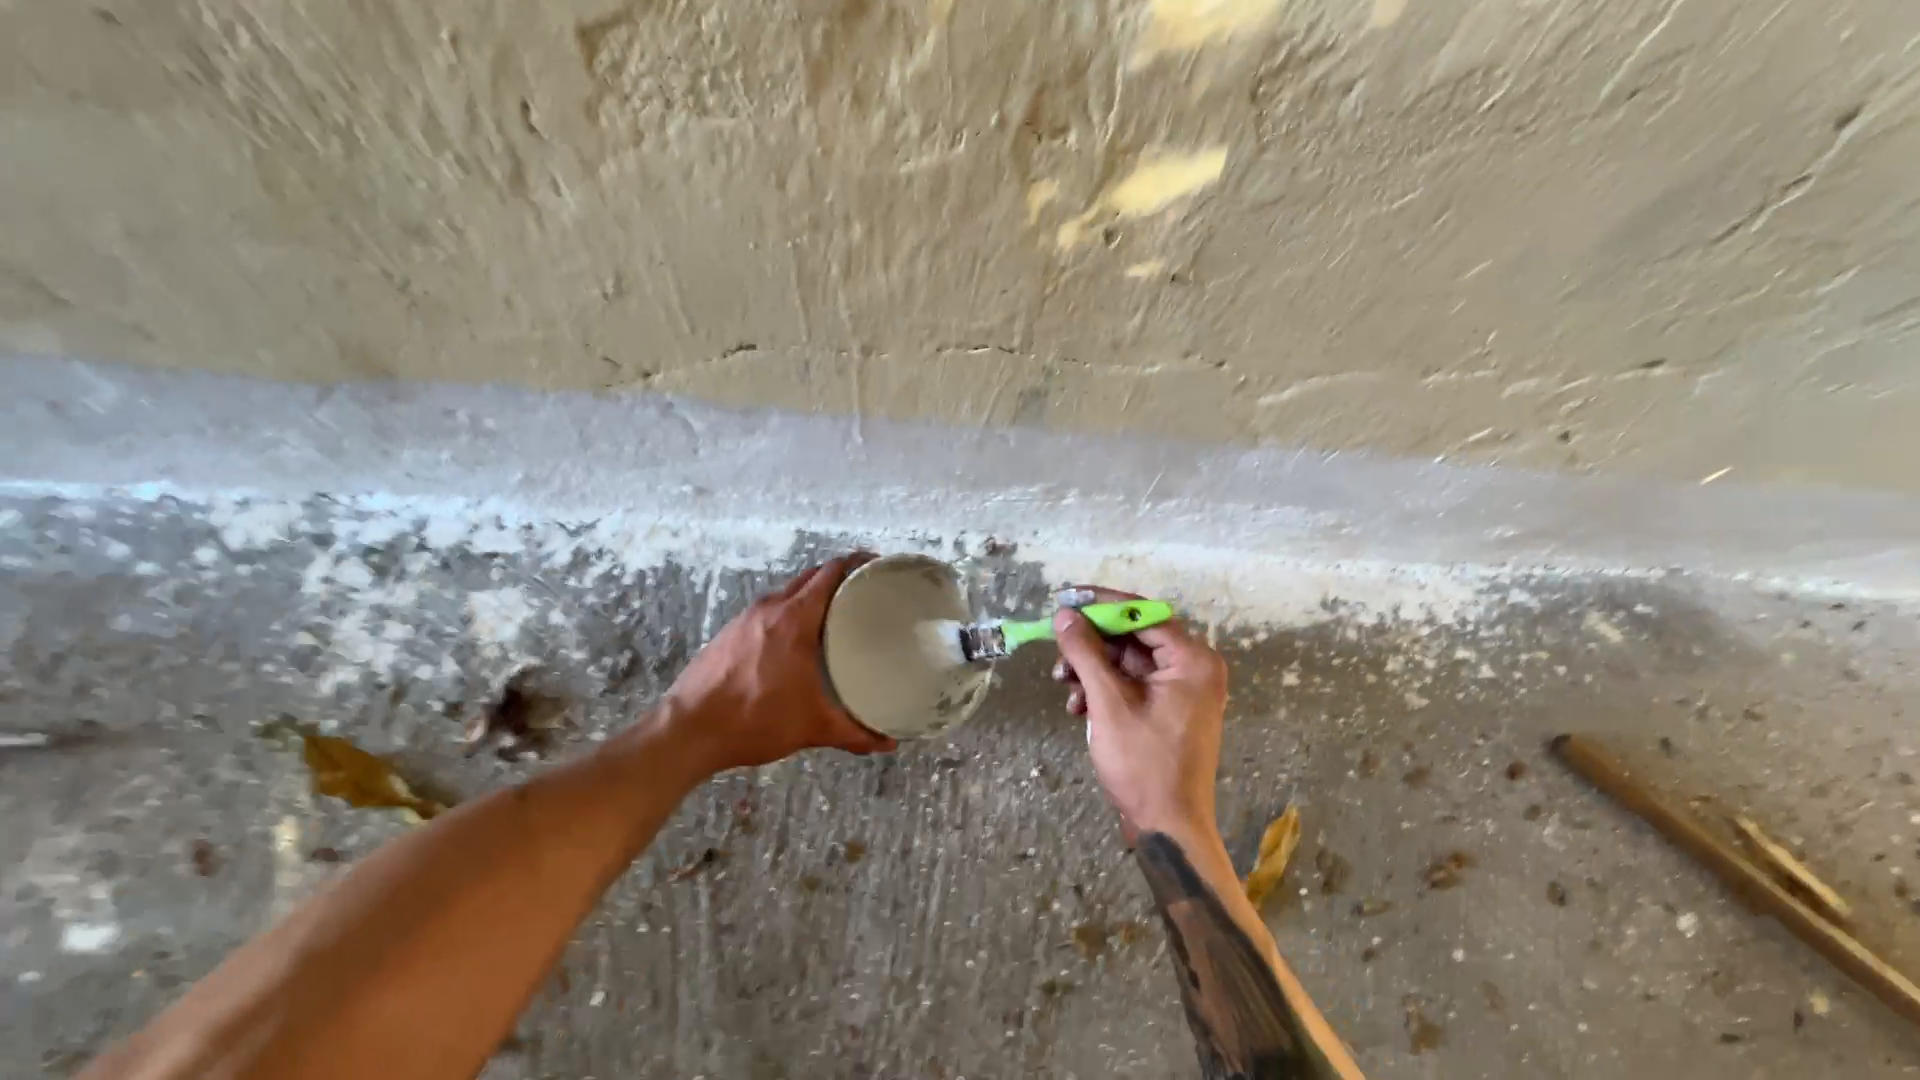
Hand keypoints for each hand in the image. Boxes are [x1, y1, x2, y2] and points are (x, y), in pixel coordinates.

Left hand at [661, 554, 896, 771]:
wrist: (688, 731)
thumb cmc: (755, 720)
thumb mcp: (812, 727)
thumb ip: (854, 732)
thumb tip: (889, 743)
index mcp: (795, 619)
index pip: (831, 572)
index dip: (858, 563)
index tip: (879, 568)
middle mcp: (771, 608)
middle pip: (811, 577)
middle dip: (839, 579)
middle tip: (866, 595)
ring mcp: (746, 617)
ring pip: (788, 593)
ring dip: (812, 597)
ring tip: (836, 618)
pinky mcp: (730, 631)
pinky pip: (769, 610)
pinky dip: (789, 613)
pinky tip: (797, 641)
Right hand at [1051, 587, 1228, 844]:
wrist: (1168, 826)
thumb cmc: (1144, 763)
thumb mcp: (1109, 702)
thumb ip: (1086, 653)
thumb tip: (1065, 615)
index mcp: (1192, 660)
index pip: (1143, 613)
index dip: (1102, 604)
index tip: (1066, 599)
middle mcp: (1194, 668)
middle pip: (1133, 638)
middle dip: (1092, 646)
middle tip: (1058, 653)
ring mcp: (1183, 691)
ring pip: (1128, 663)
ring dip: (1092, 671)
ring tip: (1066, 689)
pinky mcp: (1170, 711)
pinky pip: (1133, 686)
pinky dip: (1104, 691)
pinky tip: (1080, 708)